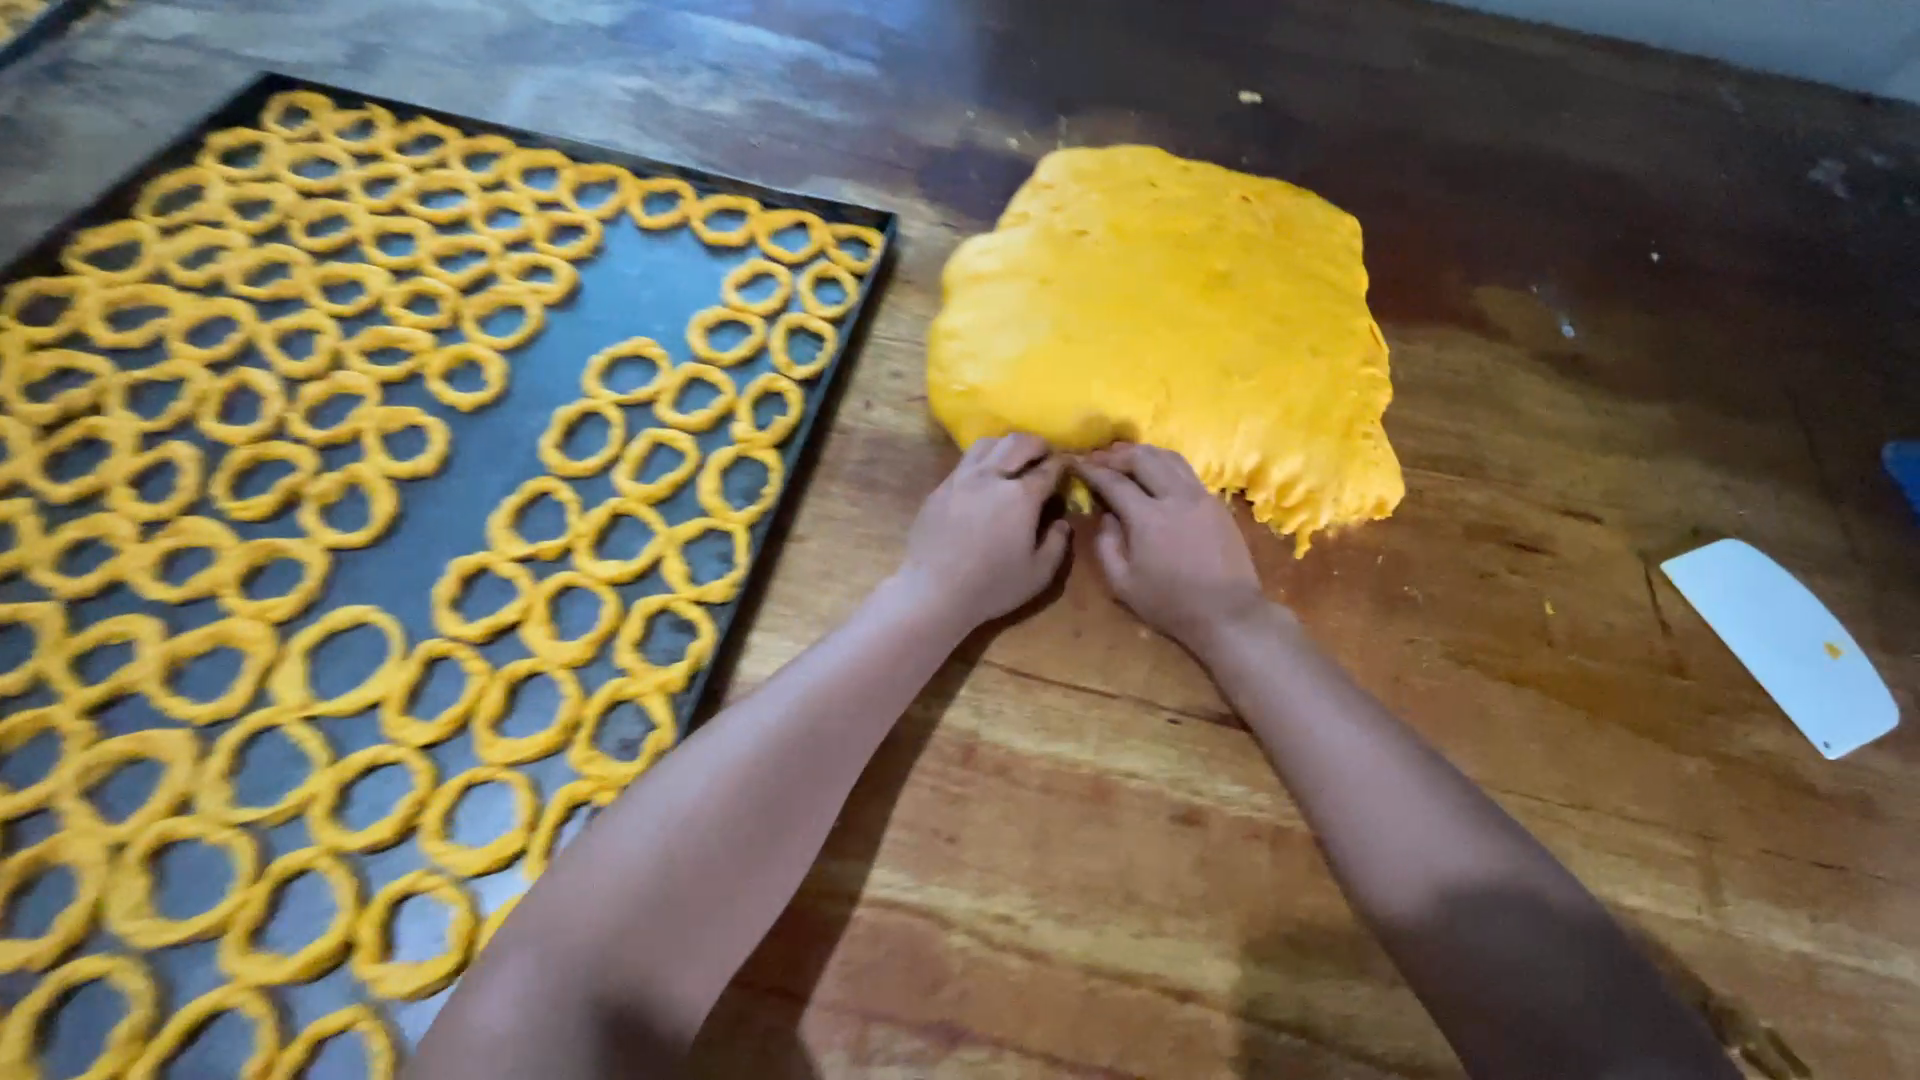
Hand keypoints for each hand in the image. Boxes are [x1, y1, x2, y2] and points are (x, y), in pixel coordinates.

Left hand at [893, 433, 1070, 629]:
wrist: (933, 592)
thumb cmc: (991, 587)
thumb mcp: (1038, 574)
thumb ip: (1057, 544)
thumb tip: (1062, 522)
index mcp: (1021, 496)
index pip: (1048, 469)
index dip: (1062, 465)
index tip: (1067, 468)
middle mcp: (991, 477)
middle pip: (1018, 443)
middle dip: (1037, 444)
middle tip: (1044, 455)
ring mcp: (961, 479)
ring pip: (987, 444)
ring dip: (1006, 445)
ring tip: (1013, 459)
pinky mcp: (939, 489)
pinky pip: (965, 462)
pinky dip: (982, 460)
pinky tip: (983, 478)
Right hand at [1074, 443, 1270, 651]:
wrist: (1227, 613)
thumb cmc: (1170, 604)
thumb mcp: (1122, 584)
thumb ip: (1106, 545)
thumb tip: (1105, 515)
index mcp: (1148, 517)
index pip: (1113, 481)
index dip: (1091, 469)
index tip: (1075, 462)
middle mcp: (1175, 497)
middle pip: (1142, 458)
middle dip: (1116, 454)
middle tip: (1098, 456)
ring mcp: (1200, 496)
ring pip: (1169, 457)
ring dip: (1143, 453)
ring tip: (1125, 456)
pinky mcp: (1216, 503)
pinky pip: (1186, 471)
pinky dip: (1165, 464)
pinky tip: (1156, 473)